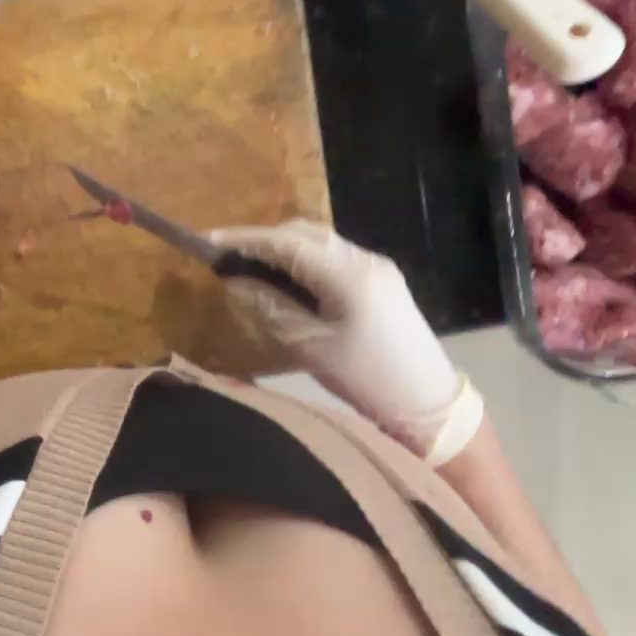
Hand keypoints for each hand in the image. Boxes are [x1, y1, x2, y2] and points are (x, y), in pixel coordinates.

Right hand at [209, 220, 484, 465]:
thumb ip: (269, 305)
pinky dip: (300, 260)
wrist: (428, 402)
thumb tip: (234, 279)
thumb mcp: (307, 345)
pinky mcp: (378, 280)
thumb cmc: (365, 377)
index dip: (244, 239)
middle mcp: (364, 259)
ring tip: (245, 264)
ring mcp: (375, 267)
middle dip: (261, 239)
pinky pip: (331, 257)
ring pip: (318, 243)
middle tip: (223, 255)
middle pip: (304, 233)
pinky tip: (280, 277)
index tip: (207, 240)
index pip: (286, 242)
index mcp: (348, 274)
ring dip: (280, 248)